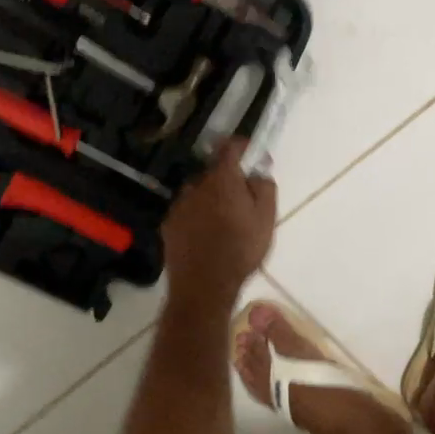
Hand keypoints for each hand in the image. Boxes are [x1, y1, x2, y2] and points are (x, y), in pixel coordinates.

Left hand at [162, 139, 276, 305]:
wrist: (204, 286)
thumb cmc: (241, 251)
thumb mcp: (266, 219)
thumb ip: (264, 187)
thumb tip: (259, 168)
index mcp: (222, 180)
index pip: (230, 148)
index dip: (242, 147)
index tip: (251, 154)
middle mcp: (196, 185)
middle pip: (213, 172)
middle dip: (227, 179)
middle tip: (241, 198)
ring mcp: (179, 205)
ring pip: (197, 192)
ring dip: (209, 198)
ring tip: (221, 221)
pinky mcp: (168, 224)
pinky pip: (186, 212)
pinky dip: (195, 216)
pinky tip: (204, 235)